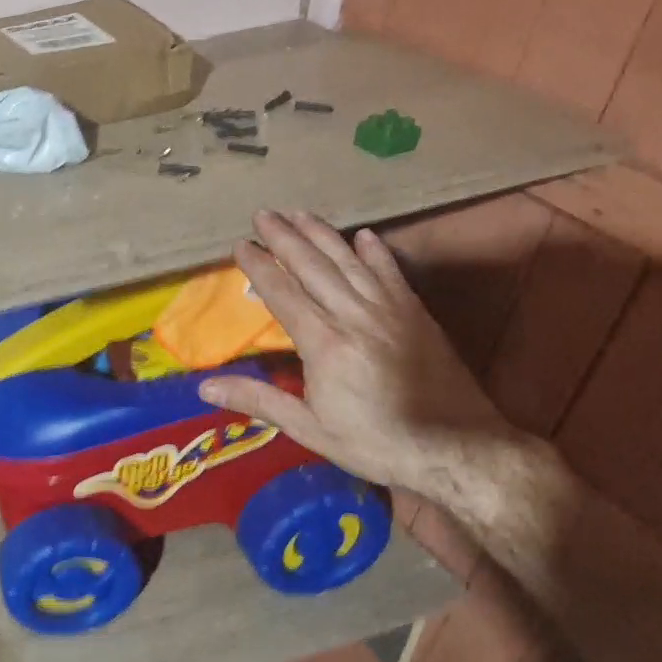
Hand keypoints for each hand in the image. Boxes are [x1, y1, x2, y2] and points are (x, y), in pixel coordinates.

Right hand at [198, 210, 522, 501]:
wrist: (456, 448)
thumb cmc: (376, 443)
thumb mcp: (310, 429)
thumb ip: (259, 400)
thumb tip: (204, 387)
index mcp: (325, 344)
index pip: (284, 294)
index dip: (260, 267)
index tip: (240, 245)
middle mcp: (356, 316)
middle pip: (314, 267)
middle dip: (285, 238)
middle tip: (263, 214)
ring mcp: (391, 311)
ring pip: (350, 262)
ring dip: (322, 235)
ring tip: (300, 213)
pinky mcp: (417, 315)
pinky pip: (391, 274)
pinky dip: (375, 252)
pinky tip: (363, 235)